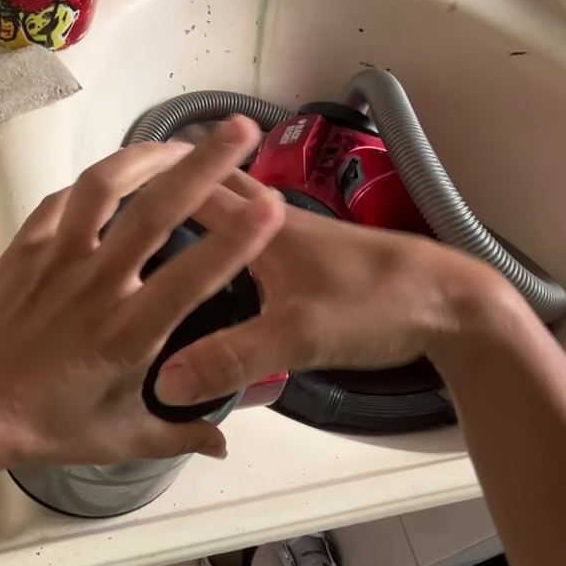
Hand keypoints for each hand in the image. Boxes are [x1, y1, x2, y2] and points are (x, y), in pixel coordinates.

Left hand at [0, 117, 284, 480]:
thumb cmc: (40, 429)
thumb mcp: (116, 440)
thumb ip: (177, 435)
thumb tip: (226, 445)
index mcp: (126, 333)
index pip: (193, 277)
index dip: (236, 239)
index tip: (271, 206)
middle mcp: (95, 285)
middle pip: (155, 211)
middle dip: (203, 165)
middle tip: (237, 130)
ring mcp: (52, 260)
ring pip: (102, 187)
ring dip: (144, 157)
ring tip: (176, 144)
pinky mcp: (19, 251)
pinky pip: (59, 202)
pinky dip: (89, 185)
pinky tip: (111, 180)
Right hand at [154, 170, 527, 406]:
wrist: (455, 304)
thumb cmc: (377, 304)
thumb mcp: (299, 337)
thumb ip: (231, 358)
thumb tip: (162, 382)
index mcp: (264, 229)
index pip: (196, 193)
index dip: (153, 184)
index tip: (111, 183)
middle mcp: (278, 223)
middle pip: (218, 190)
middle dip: (178, 183)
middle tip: (132, 188)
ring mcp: (300, 238)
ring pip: (241, 211)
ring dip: (206, 204)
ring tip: (166, 216)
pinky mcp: (318, 260)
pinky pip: (260, 235)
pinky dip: (233, 233)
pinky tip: (228, 260)